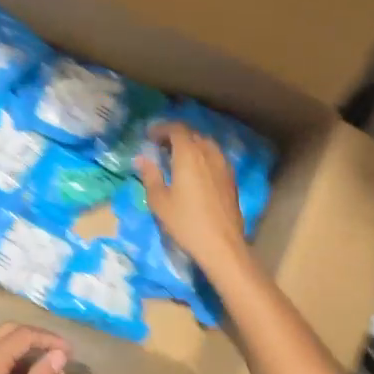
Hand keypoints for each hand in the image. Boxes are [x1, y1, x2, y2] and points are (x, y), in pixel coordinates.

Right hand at [136, 123, 253, 278]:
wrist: (222, 244)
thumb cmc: (186, 222)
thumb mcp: (159, 201)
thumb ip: (150, 176)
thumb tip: (142, 159)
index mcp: (189, 155)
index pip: (177, 129)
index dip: (162, 129)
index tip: (150, 137)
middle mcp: (208, 154)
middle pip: (192, 135)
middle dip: (176, 137)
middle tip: (161, 148)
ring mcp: (223, 165)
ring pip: (206, 145)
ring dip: (191, 146)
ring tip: (178, 159)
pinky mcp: (231, 179)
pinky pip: (215, 158)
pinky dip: (203, 157)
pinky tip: (196, 173)